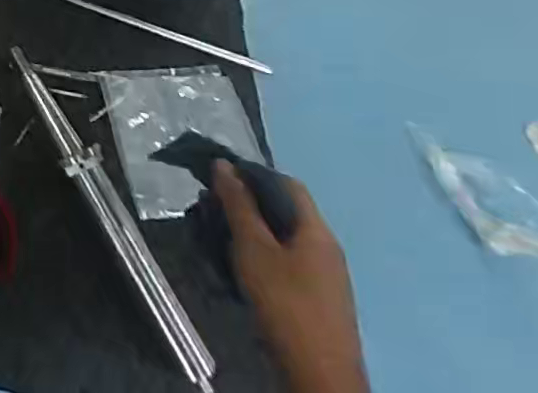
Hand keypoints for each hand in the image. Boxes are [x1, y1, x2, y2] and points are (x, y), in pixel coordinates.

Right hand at [212, 160, 368, 392]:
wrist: (319, 375)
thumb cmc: (285, 302)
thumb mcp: (253, 248)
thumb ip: (238, 205)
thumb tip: (224, 164)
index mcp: (316, 230)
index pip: (287, 183)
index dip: (253, 173)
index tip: (219, 176)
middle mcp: (326, 246)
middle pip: (285, 209)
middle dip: (247, 201)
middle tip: (211, 204)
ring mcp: (325, 273)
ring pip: (283, 235)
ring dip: (251, 226)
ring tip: (218, 231)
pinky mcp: (317, 295)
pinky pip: (287, 257)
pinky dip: (261, 249)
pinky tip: (240, 261)